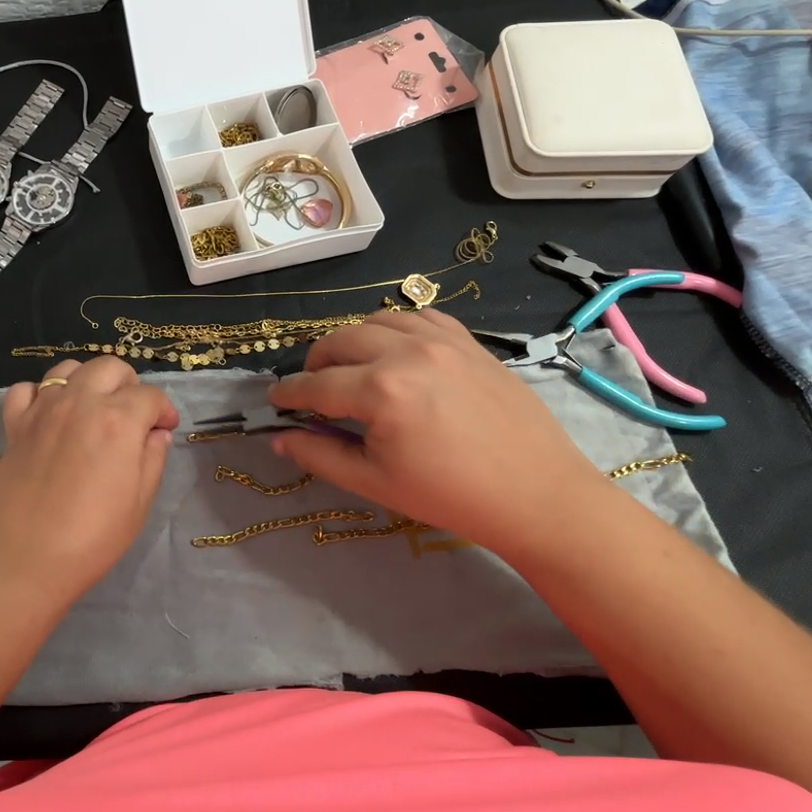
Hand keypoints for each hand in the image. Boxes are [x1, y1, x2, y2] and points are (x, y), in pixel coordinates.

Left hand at [0, 357, 178, 606]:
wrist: (22, 561)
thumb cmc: (91, 539)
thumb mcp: (139, 503)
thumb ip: (152, 458)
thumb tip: (156, 432)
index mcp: (118, 419)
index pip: (150, 395)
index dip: (164, 411)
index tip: (165, 430)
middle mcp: (80, 402)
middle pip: (110, 367)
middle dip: (129, 384)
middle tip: (134, 417)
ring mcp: (42, 410)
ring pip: (68, 368)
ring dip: (88, 381)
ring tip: (94, 411)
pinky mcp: (14, 425)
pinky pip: (27, 389)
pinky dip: (41, 394)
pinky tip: (50, 416)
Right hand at [266, 310, 612, 553]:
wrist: (537, 495)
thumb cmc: (450, 496)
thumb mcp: (374, 482)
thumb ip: (319, 456)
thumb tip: (278, 439)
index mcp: (379, 391)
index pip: (314, 385)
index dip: (288, 394)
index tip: (274, 401)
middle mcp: (405, 352)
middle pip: (337, 343)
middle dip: (315, 365)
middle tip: (313, 390)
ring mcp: (441, 341)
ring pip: (374, 321)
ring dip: (352, 342)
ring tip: (352, 368)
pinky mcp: (468, 342)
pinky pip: (418, 316)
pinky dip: (395, 328)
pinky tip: (395, 351)